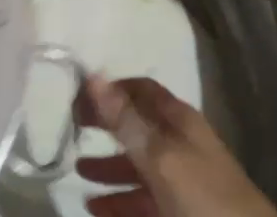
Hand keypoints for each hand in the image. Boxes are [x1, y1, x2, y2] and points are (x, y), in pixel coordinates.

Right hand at [73, 76, 276, 216]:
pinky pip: (143, 203)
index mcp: (179, 123)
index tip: (76, 98)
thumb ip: (125, 120)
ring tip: (78, 175)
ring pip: (138, 168)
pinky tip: (97, 210)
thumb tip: (93, 75)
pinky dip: (120, 204)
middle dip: (105, 130)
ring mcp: (183, 182)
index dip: (110, 90)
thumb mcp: (161, 157)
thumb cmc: (205, 201)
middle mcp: (180, 146)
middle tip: (71, 133)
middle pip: (137, 129)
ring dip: (108, 170)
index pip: (140, 90)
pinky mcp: (181, 214)